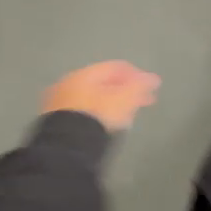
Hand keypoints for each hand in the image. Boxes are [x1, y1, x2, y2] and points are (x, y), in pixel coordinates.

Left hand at [43, 61, 160, 130]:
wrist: (69, 143)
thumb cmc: (100, 115)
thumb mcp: (126, 99)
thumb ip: (141, 86)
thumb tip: (154, 78)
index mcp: (87, 73)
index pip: (117, 67)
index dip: (137, 76)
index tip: (151, 89)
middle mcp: (70, 82)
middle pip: (103, 82)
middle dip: (124, 91)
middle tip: (141, 102)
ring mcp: (60, 100)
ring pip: (92, 97)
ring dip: (110, 103)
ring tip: (126, 115)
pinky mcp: (56, 119)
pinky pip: (83, 111)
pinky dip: (97, 113)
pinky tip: (106, 124)